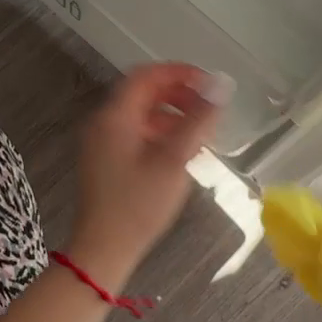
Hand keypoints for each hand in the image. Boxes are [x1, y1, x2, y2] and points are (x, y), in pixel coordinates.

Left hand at [67, 63, 225, 287]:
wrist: (103, 248)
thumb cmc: (138, 205)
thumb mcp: (174, 160)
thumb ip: (198, 120)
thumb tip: (221, 84)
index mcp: (113, 117)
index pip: (146, 75)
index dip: (180, 73)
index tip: (210, 86)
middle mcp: (102, 123)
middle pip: (142, 93)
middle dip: (178, 95)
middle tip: (209, 111)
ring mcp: (100, 143)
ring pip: (139, 115)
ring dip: (171, 117)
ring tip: (201, 135)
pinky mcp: (104, 161)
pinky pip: (134, 134)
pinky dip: (159, 135)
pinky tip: (180, 155)